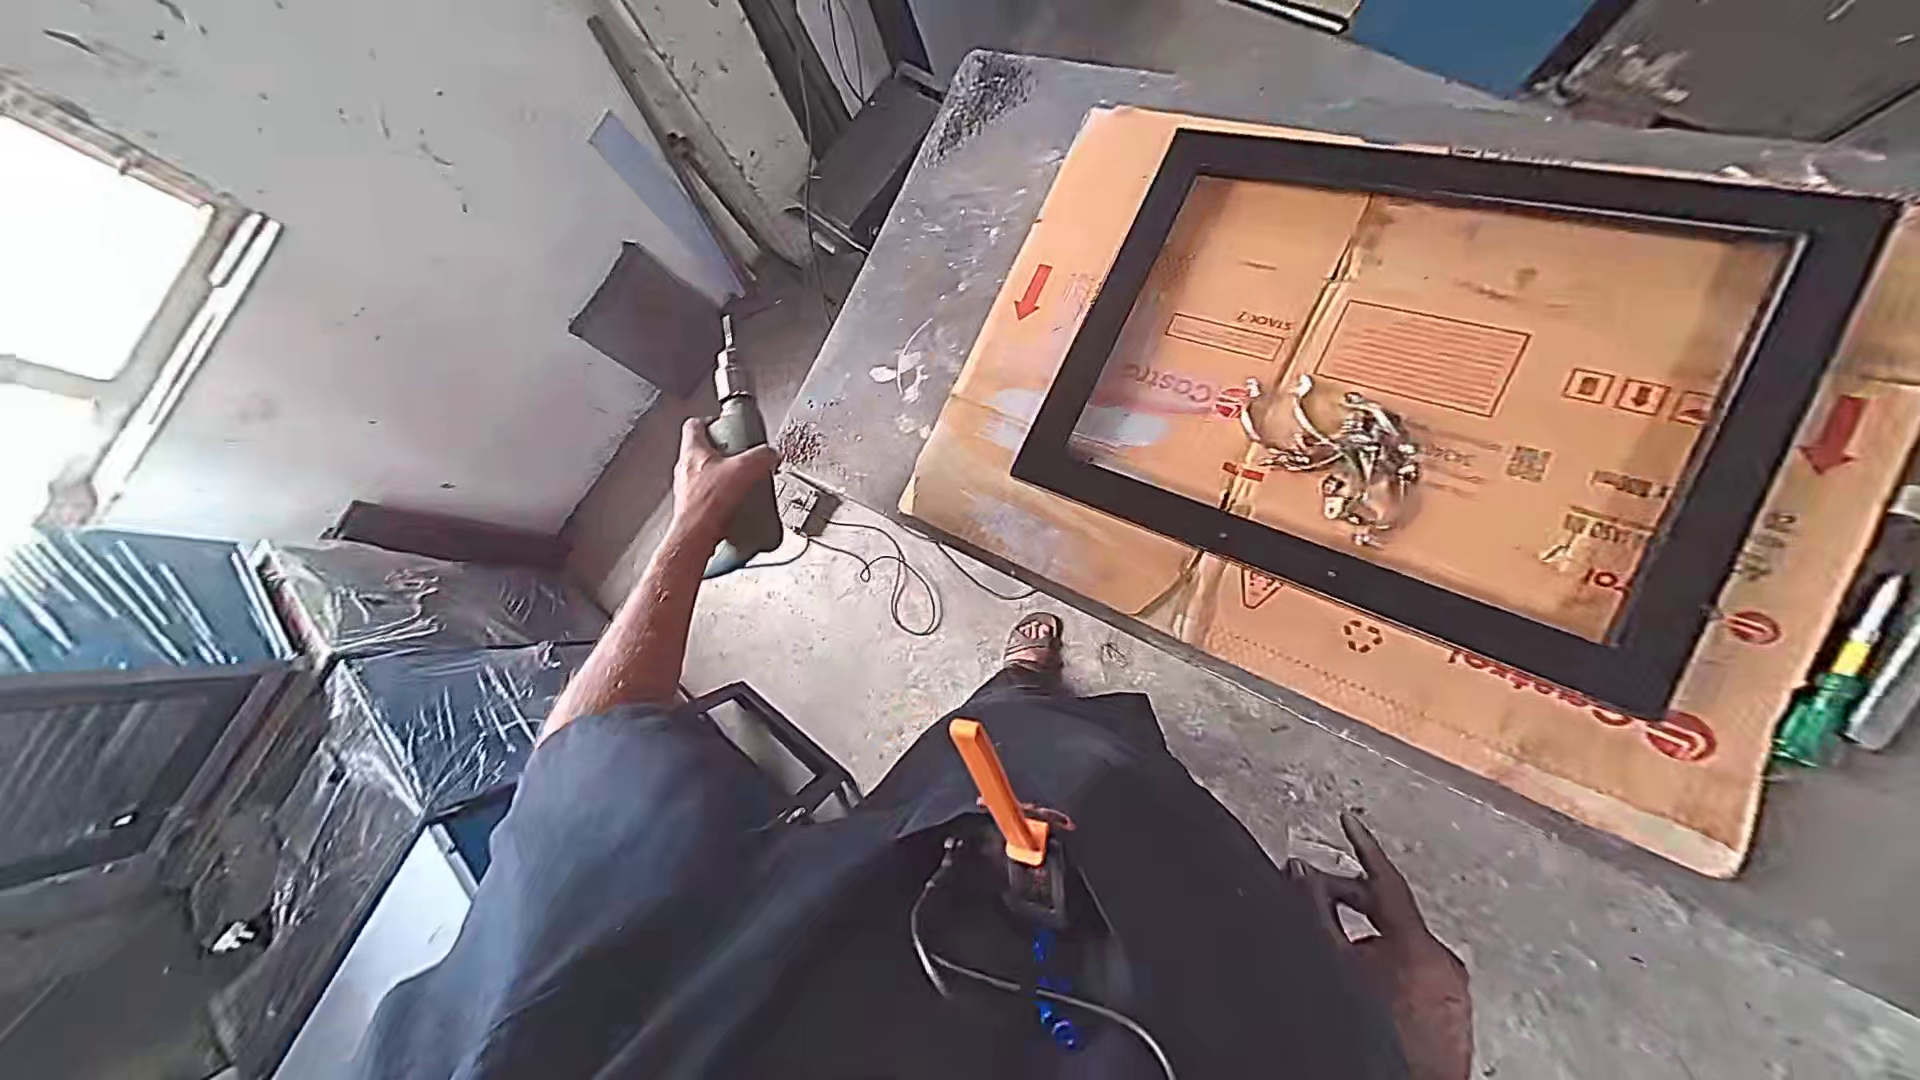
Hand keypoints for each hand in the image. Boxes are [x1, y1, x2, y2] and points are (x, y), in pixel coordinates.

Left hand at [670, 418, 778, 546]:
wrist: (696, 535)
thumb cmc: (708, 503)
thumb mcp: (744, 470)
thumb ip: (761, 457)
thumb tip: (772, 454)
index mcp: (692, 451)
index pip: (694, 425)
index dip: (709, 421)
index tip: (722, 425)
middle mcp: (684, 468)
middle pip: (701, 451)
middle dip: (722, 452)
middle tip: (739, 457)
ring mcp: (686, 489)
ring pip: (703, 474)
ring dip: (721, 476)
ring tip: (741, 482)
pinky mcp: (692, 507)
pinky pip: (706, 496)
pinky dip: (720, 497)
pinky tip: (735, 504)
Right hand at [1289, 811, 1472, 1079]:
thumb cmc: (1374, 1030)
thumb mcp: (1331, 957)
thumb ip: (1314, 905)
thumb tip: (1300, 871)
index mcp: (1420, 946)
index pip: (1385, 880)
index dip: (1362, 845)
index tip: (1348, 821)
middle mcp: (1444, 964)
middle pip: (1385, 908)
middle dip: (1344, 896)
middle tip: (1306, 889)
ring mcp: (1451, 989)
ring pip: (1394, 936)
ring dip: (1358, 927)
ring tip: (1327, 933)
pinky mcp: (1448, 1008)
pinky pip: (1407, 961)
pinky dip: (1377, 951)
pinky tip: (1353, 962)